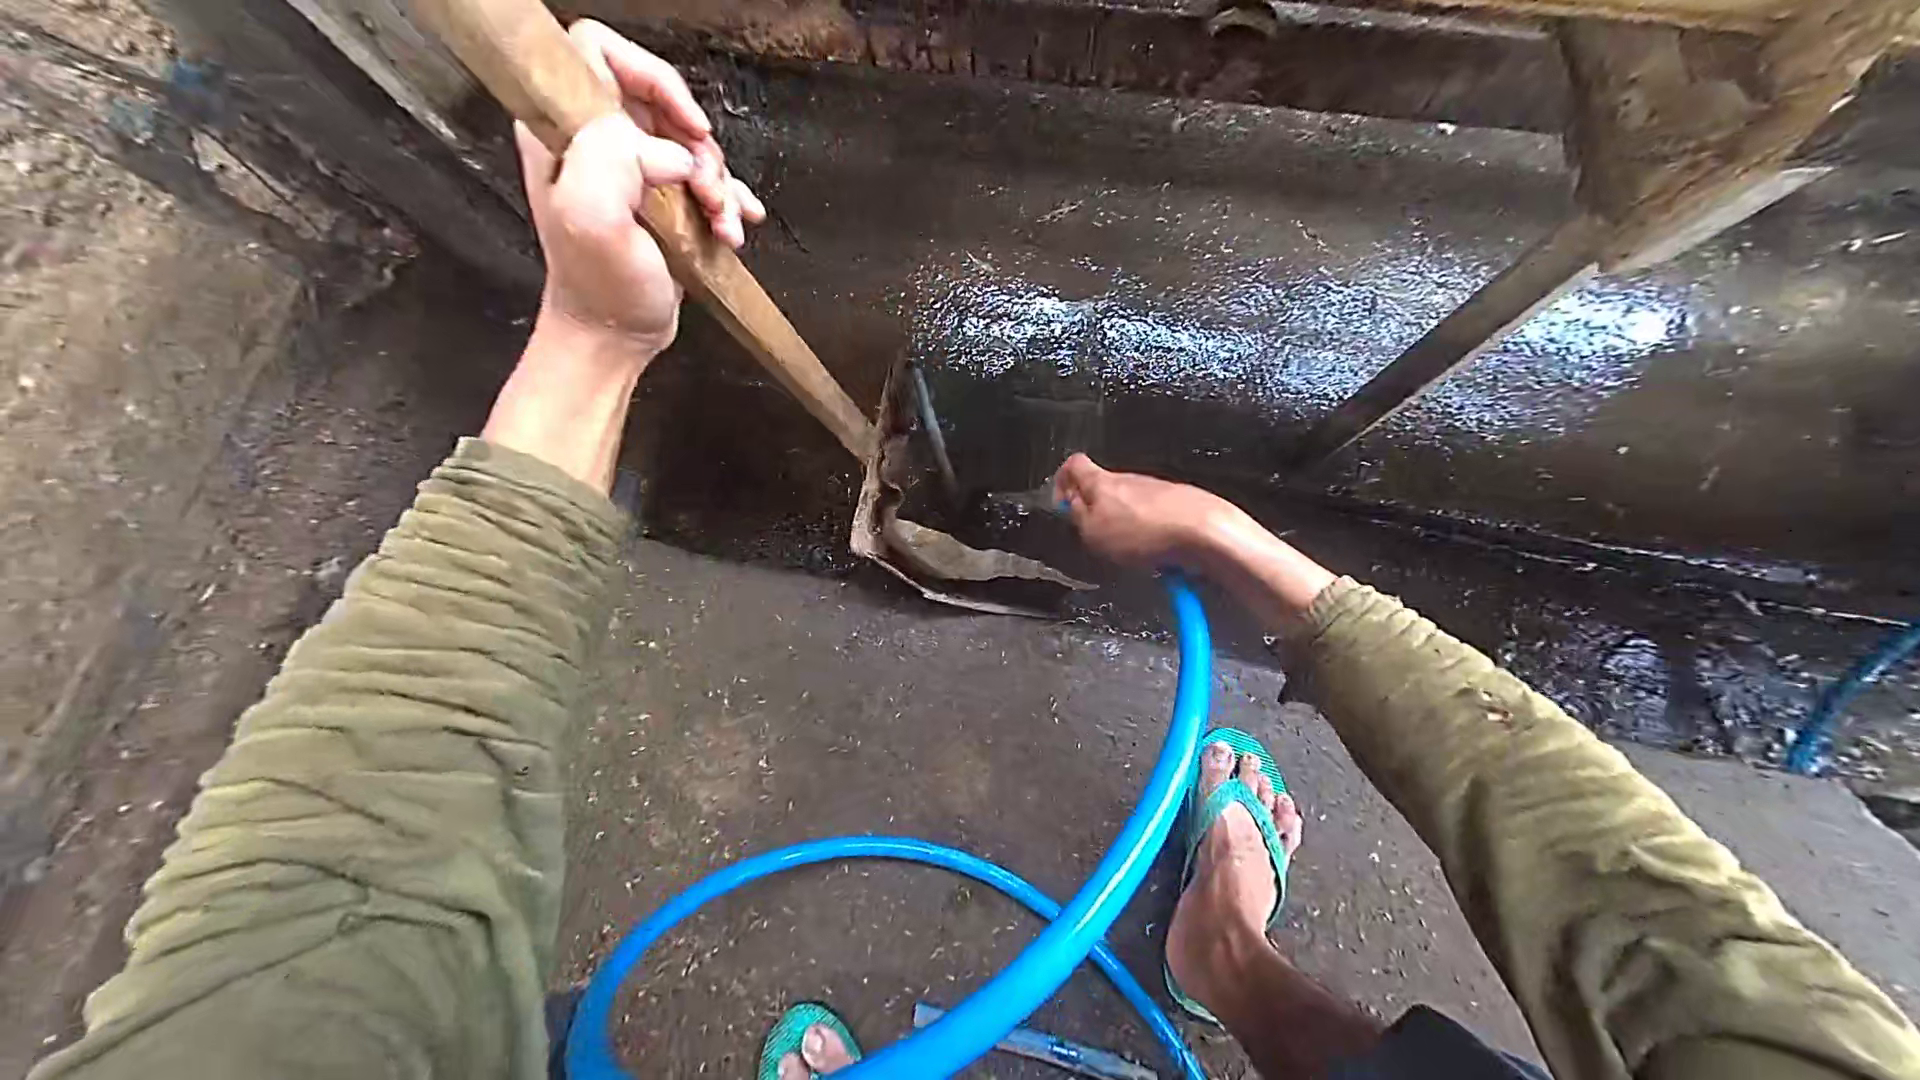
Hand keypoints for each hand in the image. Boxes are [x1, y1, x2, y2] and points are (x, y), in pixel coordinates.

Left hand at [517, 20, 766, 358]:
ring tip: (722, 224)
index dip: (654, 79)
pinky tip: (735, 227)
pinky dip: (731, 203)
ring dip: (720, 185)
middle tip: (707, 193)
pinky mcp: (666, 202)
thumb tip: (672, 153)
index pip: (602, 54)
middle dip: (699, 150)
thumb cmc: (602, 288)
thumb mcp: (593, 221)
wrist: (617, 334)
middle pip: (662, 103)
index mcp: (566, 132)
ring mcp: (636, 173)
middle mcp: (599, 143)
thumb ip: (617, 162)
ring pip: (692, 147)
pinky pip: (708, 182)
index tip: (689, 128)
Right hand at [1052, 453, 1243, 568]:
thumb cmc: (1151, 533)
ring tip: (1136, 556)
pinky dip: (1154, 541)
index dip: (1062, 484)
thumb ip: (1076, 516)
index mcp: (1102, 482)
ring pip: (1130, 509)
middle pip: (1103, 491)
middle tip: (1099, 541)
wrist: (1207, 534)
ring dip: (1128, 532)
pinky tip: (1160, 559)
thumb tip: (1071, 506)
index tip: (1063, 507)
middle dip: (1098, 517)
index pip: (1073, 465)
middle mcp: (1130, 480)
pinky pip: (1156, 522)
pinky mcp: (1179, 506)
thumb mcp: (1093, 533)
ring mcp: (1156, 491)